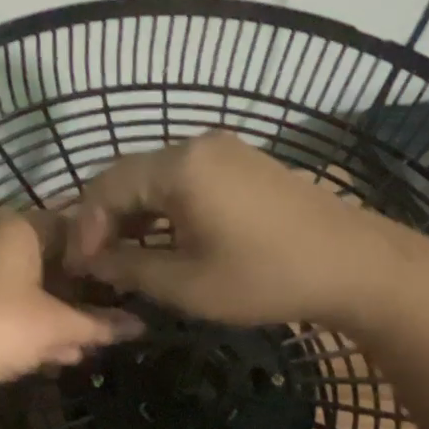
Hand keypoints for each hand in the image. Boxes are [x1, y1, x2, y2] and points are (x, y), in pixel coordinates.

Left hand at [0, 210, 142, 401]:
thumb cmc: (1, 327)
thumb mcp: (58, 327)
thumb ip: (100, 325)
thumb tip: (141, 327)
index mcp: (17, 226)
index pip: (72, 227)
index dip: (100, 256)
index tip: (123, 283)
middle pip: (49, 262)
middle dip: (78, 296)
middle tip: (108, 319)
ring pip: (28, 290)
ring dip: (56, 318)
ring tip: (86, 347)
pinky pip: (5, 308)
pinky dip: (29, 327)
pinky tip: (55, 356)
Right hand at [64, 132, 398, 326]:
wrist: (352, 265)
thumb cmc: (263, 278)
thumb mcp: (186, 284)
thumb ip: (129, 268)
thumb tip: (91, 263)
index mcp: (179, 166)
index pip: (107, 186)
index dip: (84, 227)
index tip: (77, 267)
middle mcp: (198, 145)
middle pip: (130, 175)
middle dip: (104, 219)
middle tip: (93, 263)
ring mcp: (226, 151)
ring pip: (157, 178)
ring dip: (133, 215)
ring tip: (122, 257)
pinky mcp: (244, 165)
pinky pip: (186, 180)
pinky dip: (163, 209)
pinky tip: (161, 241)